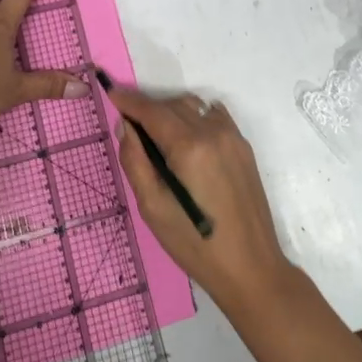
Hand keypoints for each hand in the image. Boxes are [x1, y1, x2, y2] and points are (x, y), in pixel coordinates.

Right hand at [109, 87, 293, 311]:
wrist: (250, 268)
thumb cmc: (195, 244)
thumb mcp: (152, 208)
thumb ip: (135, 161)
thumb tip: (126, 127)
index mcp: (189, 146)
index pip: (152, 111)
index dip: (129, 101)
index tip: (111, 93)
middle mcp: (213, 132)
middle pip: (172, 106)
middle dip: (148, 110)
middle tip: (130, 128)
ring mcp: (232, 137)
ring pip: (194, 107)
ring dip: (171, 112)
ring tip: (158, 138)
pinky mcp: (244, 148)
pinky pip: (214, 116)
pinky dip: (195, 118)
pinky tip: (188, 141)